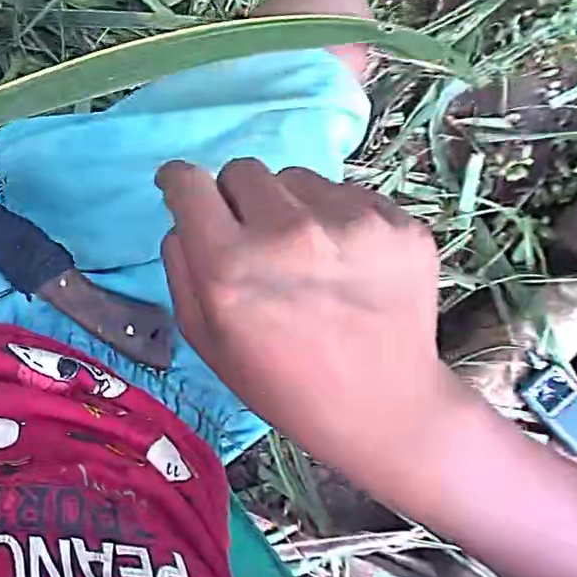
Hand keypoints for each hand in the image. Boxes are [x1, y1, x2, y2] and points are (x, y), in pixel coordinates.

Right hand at [156, 158, 461, 470]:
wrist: (381, 406)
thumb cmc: (276, 379)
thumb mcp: (202, 336)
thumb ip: (180, 266)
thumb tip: (185, 220)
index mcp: (229, 264)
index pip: (189, 183)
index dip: (178, 180)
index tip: (181, 187)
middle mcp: (287, 231)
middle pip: (242, 170)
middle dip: (234, 197)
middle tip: (249, 236)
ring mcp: (350, 222)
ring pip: (295, 177)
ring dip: (286, 205)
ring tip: (304, 254)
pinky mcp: (398, 222)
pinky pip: (344, 194)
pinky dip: (333, 218)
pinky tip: (343, 262)